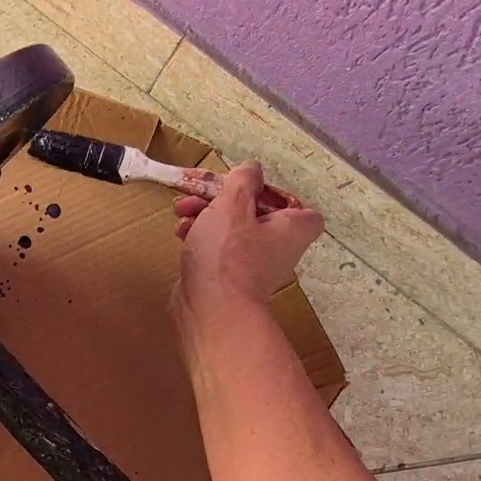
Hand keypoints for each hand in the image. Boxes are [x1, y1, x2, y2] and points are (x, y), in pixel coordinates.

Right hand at [170, 161, 323, 320]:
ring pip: (231, 229)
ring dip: (205, 215)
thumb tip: (252, 170)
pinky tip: (180, 233)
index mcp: (292, 229)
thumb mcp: (233, 203)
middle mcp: (278, 248)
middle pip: (254, 212)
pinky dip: (201, 237)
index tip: (248, 188)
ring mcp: (251, 266)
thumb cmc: (227, 254)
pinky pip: (217, 249)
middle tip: (197, 193)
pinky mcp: (227, 278)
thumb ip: (242, 180)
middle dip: (222, 199)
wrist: (210, 310)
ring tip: (180, 210)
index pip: (300, 208)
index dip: (275, 194)